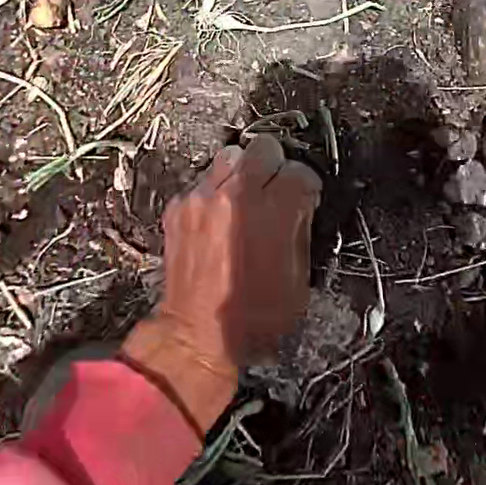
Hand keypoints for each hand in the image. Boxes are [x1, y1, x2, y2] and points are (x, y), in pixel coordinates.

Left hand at [121, 134, 320, 434]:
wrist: (195, 338)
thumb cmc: (252, 316)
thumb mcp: (299, 276)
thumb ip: (301, 226)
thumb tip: (302, 203)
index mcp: (276, 210)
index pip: (300, 170)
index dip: (305, 185)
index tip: (303, 197)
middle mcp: (239, 195)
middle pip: (266, 146)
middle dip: (274, 165)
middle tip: (274, 188)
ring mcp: (205, 197)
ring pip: (231, 154)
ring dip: (242, 171)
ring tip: (244, 196)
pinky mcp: (180, 206)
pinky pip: (204, 180)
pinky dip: (214, 191)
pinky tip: (220, 216)